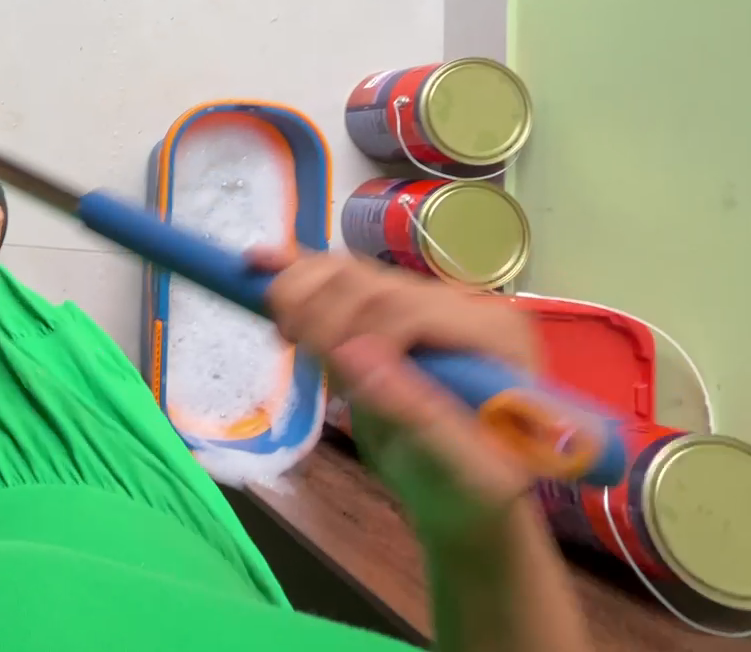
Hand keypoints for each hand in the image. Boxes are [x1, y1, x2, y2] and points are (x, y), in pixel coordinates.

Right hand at [248, 246, 539, 545]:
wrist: (457, 488)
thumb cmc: (468, 484)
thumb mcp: (458, 464)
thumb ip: (415, 411)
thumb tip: (347, 355)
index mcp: (493, 334)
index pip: (407, 308)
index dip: (353, 331)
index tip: (327, 374)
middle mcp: (458, 303)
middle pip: (367, 283)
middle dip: (318, 314)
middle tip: (290, 349)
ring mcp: (416, 297)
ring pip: (342, 270)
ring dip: (297, 292)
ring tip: (282, 330)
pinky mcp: (379, 301)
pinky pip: (331, 273)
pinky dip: (291, 269)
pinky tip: (258, 262)